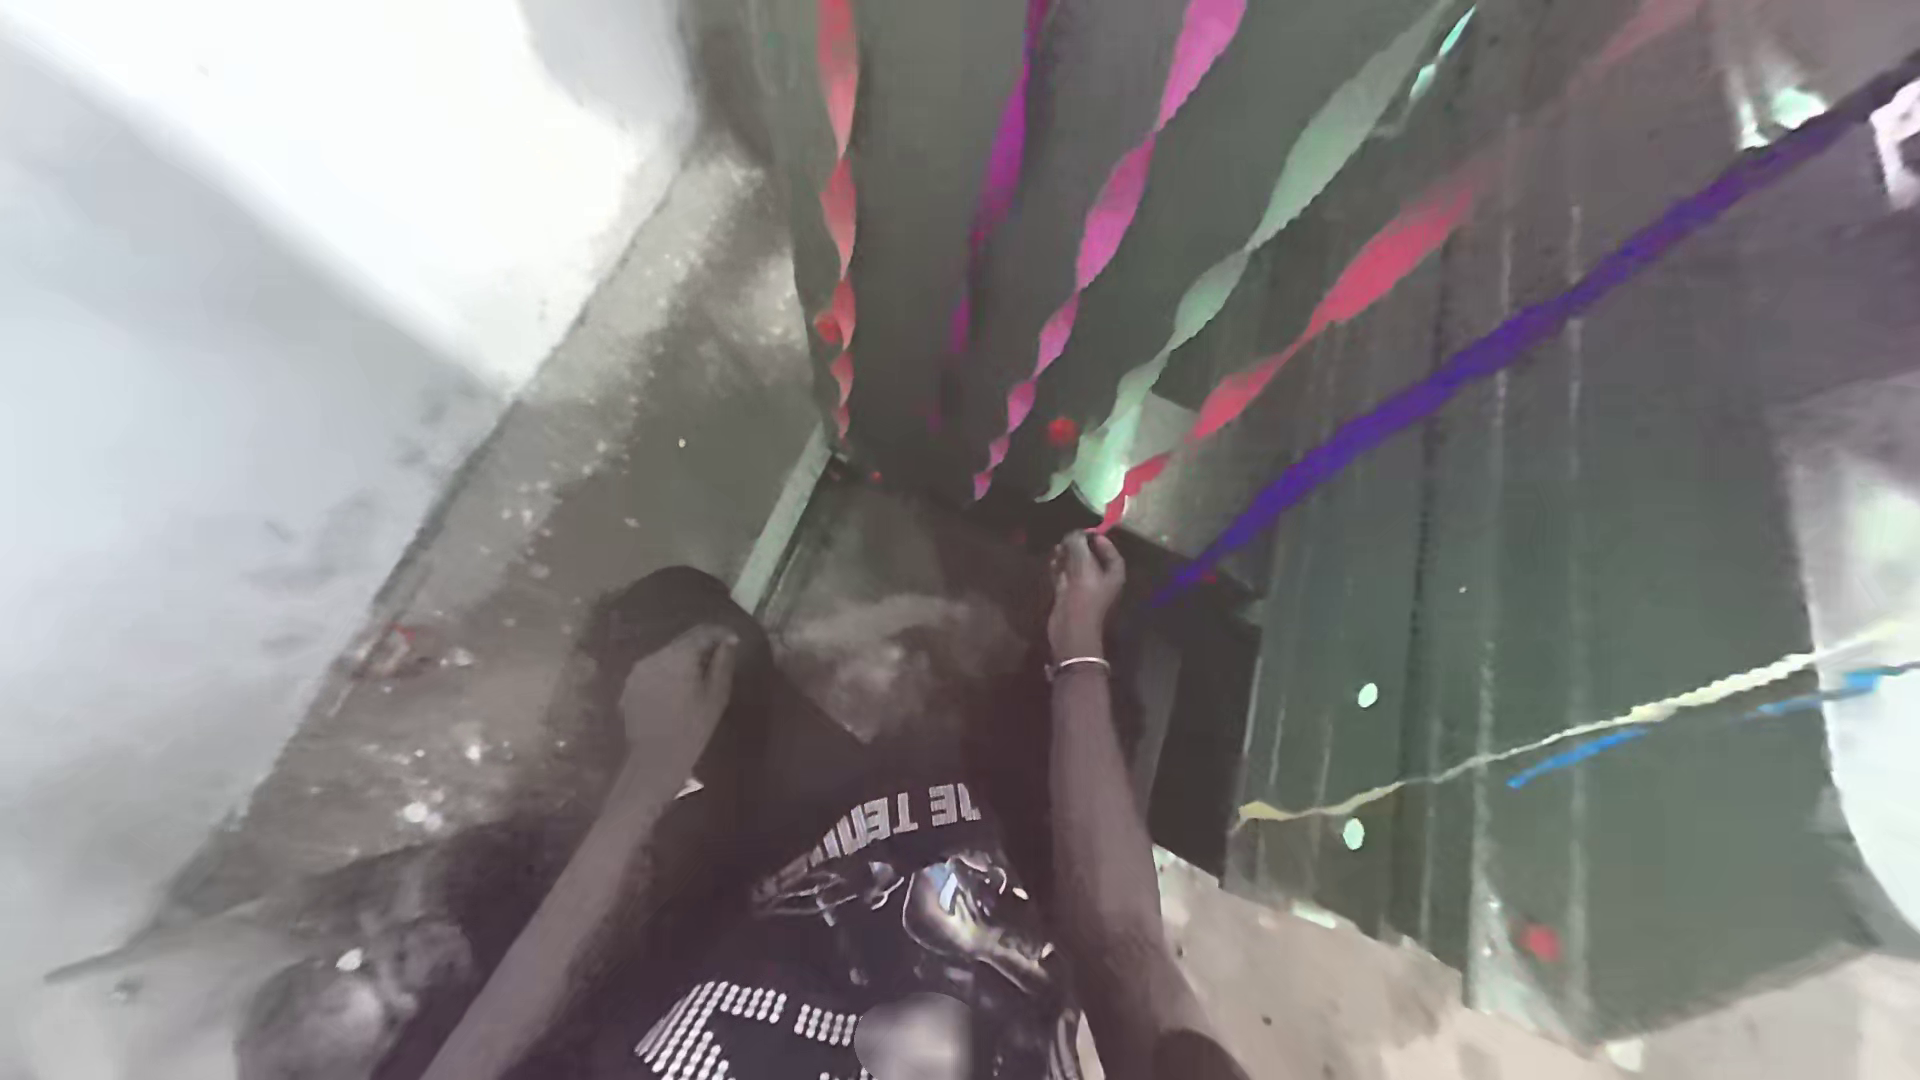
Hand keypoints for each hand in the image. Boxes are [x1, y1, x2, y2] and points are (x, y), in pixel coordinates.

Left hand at [617, 624, 737, 767]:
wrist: (654, 760)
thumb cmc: (693, 727)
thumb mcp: (717, 694)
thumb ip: (724, 662)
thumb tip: (729, 640)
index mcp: (679, 656)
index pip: (703, 632)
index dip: (721, 633)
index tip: (734, 641)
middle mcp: (655, 656)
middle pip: (684, 640)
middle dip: (703, 644)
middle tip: (720, 657)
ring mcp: (639, 670)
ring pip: (669, 653)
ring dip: (685, 657)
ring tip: (700, 673)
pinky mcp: (630, 684)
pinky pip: (655, 667)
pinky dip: (670, 670)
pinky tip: (679, 687)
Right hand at [1048, 531, 1124, 661]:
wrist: (1071, 629)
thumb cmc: (1084, 597)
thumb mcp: (1083, 567)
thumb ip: (1078, 546)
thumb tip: (1074, 534)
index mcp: (1112, 575)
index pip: (1111, 553)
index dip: (1102, 542)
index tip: (1088, 532)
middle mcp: (1100, 581)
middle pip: (1091, 558)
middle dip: (1079, 547)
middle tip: (1067, 538)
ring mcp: (1083, 588)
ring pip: (1075, 566)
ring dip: (1067, 557)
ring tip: (1057, 549)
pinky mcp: (1068, 595)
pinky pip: (1064, 576)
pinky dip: (1059, 568)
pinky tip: (1052, 561)